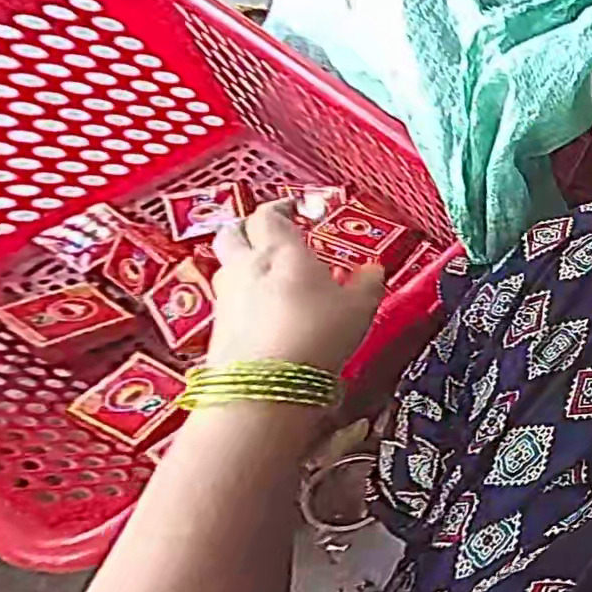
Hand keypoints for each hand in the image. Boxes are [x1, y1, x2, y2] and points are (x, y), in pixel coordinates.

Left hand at [206, 199, 385, 372]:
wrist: (267, 385)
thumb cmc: (319, 332)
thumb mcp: (360, 306)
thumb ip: (368, 282)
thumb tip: (373, 269)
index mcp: (281, 251)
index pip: (270, 215)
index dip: (282, 206)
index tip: (298, 207)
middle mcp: (246, 266)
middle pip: (235, 231)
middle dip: (252, 226)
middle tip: (275, 231)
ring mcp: (226, 295)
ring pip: (230, 263)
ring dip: (248, 260)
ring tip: (277, 271)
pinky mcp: (218, 324)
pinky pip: (232, 294)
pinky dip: (248, 291)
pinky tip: (271, 306)